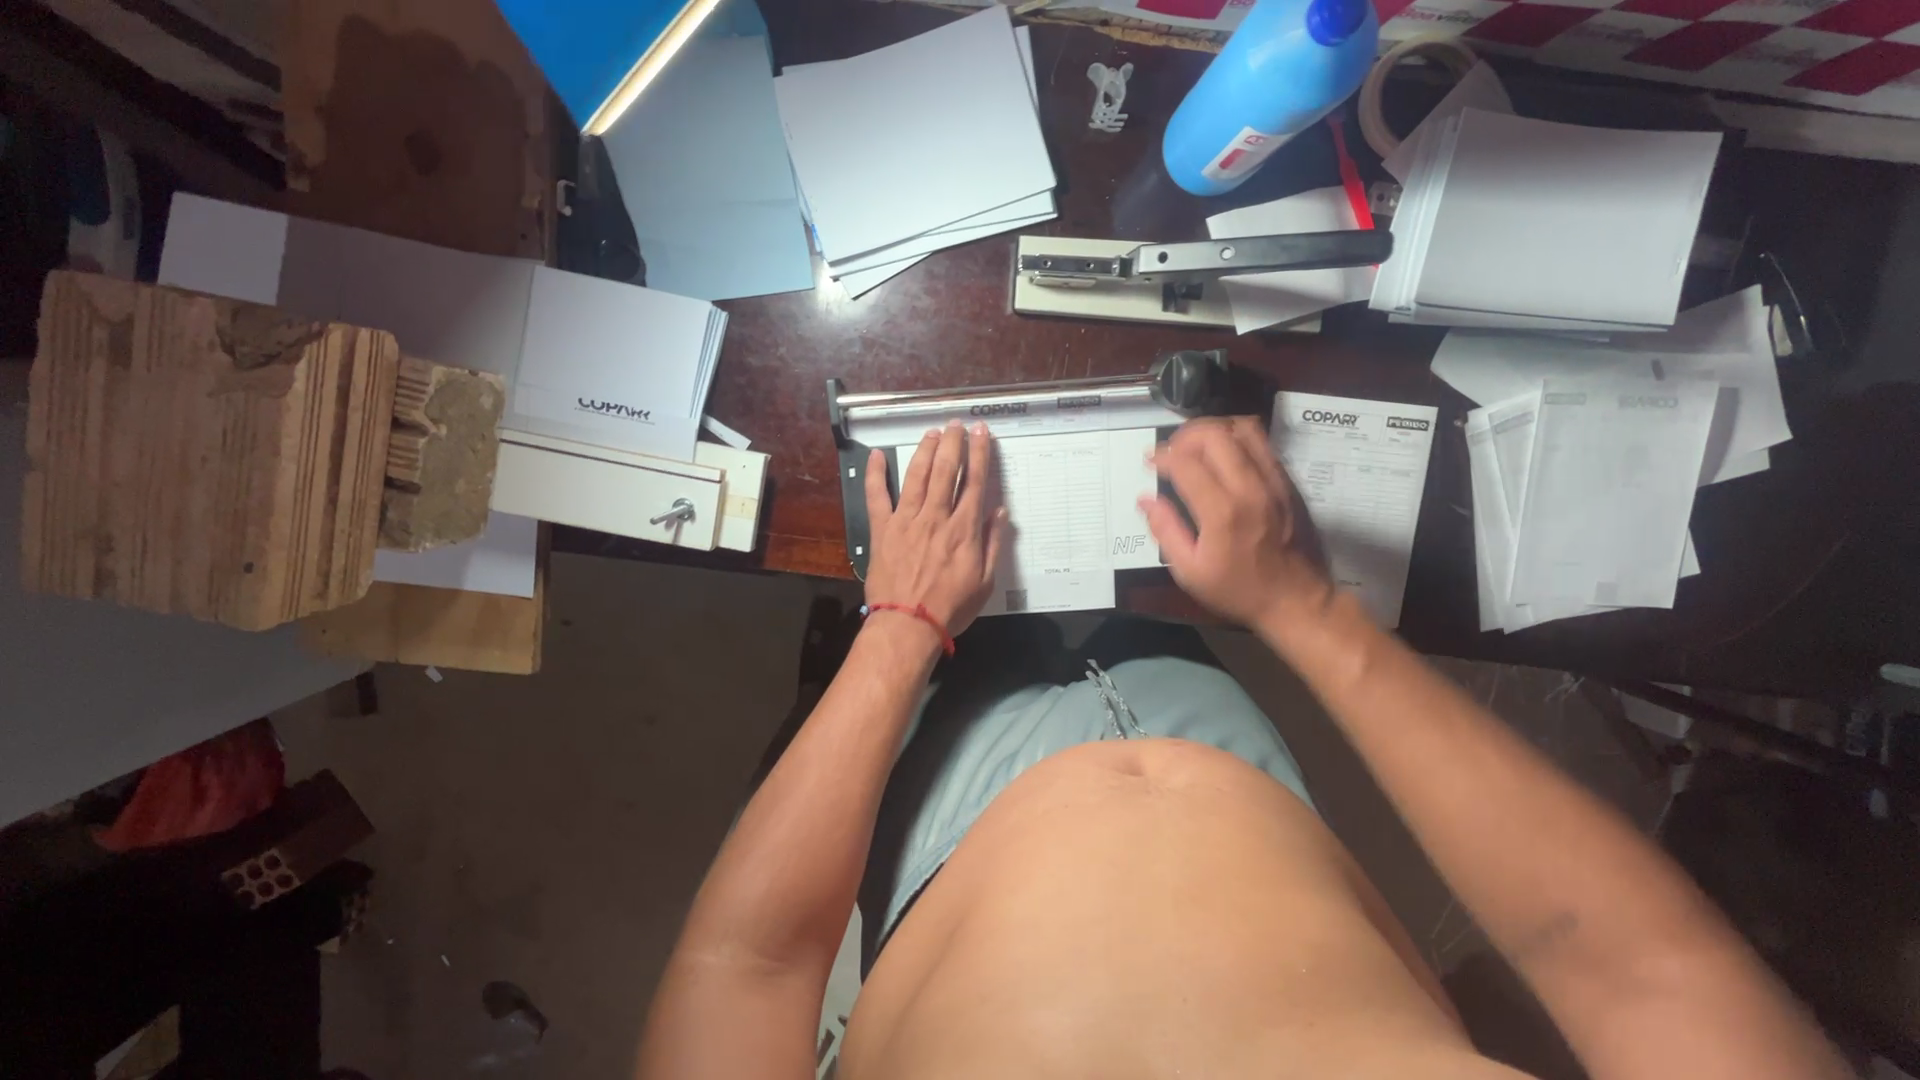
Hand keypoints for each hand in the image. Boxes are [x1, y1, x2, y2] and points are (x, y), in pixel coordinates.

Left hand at [864, 420, 1008, 642]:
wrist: (908, 624)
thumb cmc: (951, 608)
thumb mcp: (985, 581)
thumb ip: (993, 543)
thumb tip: (999, 511)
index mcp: (964, 528)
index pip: (975, 481)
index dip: (980, 453)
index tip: (982, 432)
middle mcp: (936, 516)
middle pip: (946, 470)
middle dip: (954, 442)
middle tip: (957, 424)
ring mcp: (906, 520)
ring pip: (917, 475)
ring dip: (925, 450)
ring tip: (932, 433)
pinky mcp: (882, 530)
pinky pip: (877, 496)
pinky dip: (875, 474)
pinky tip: (875, 455)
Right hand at [1140, 416, 1332, 629]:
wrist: (1297, 600)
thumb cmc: (1238, 590)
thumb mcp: (1190, 572)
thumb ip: (1165, 530)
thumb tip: (1146, 499)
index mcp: (1222, 511)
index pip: (1185, 462)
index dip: (1161, 456)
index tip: (1149, 462)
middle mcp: (1250, 487)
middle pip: (1214, 434)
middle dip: (1184, 436)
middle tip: (1171, 452)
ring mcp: (1274, 480)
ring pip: (1243, 429)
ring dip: (1213, 430)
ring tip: (1197, 446)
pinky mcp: (1288, 481)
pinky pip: (1262, 443)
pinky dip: (1236, 439)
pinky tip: (1223, 456)